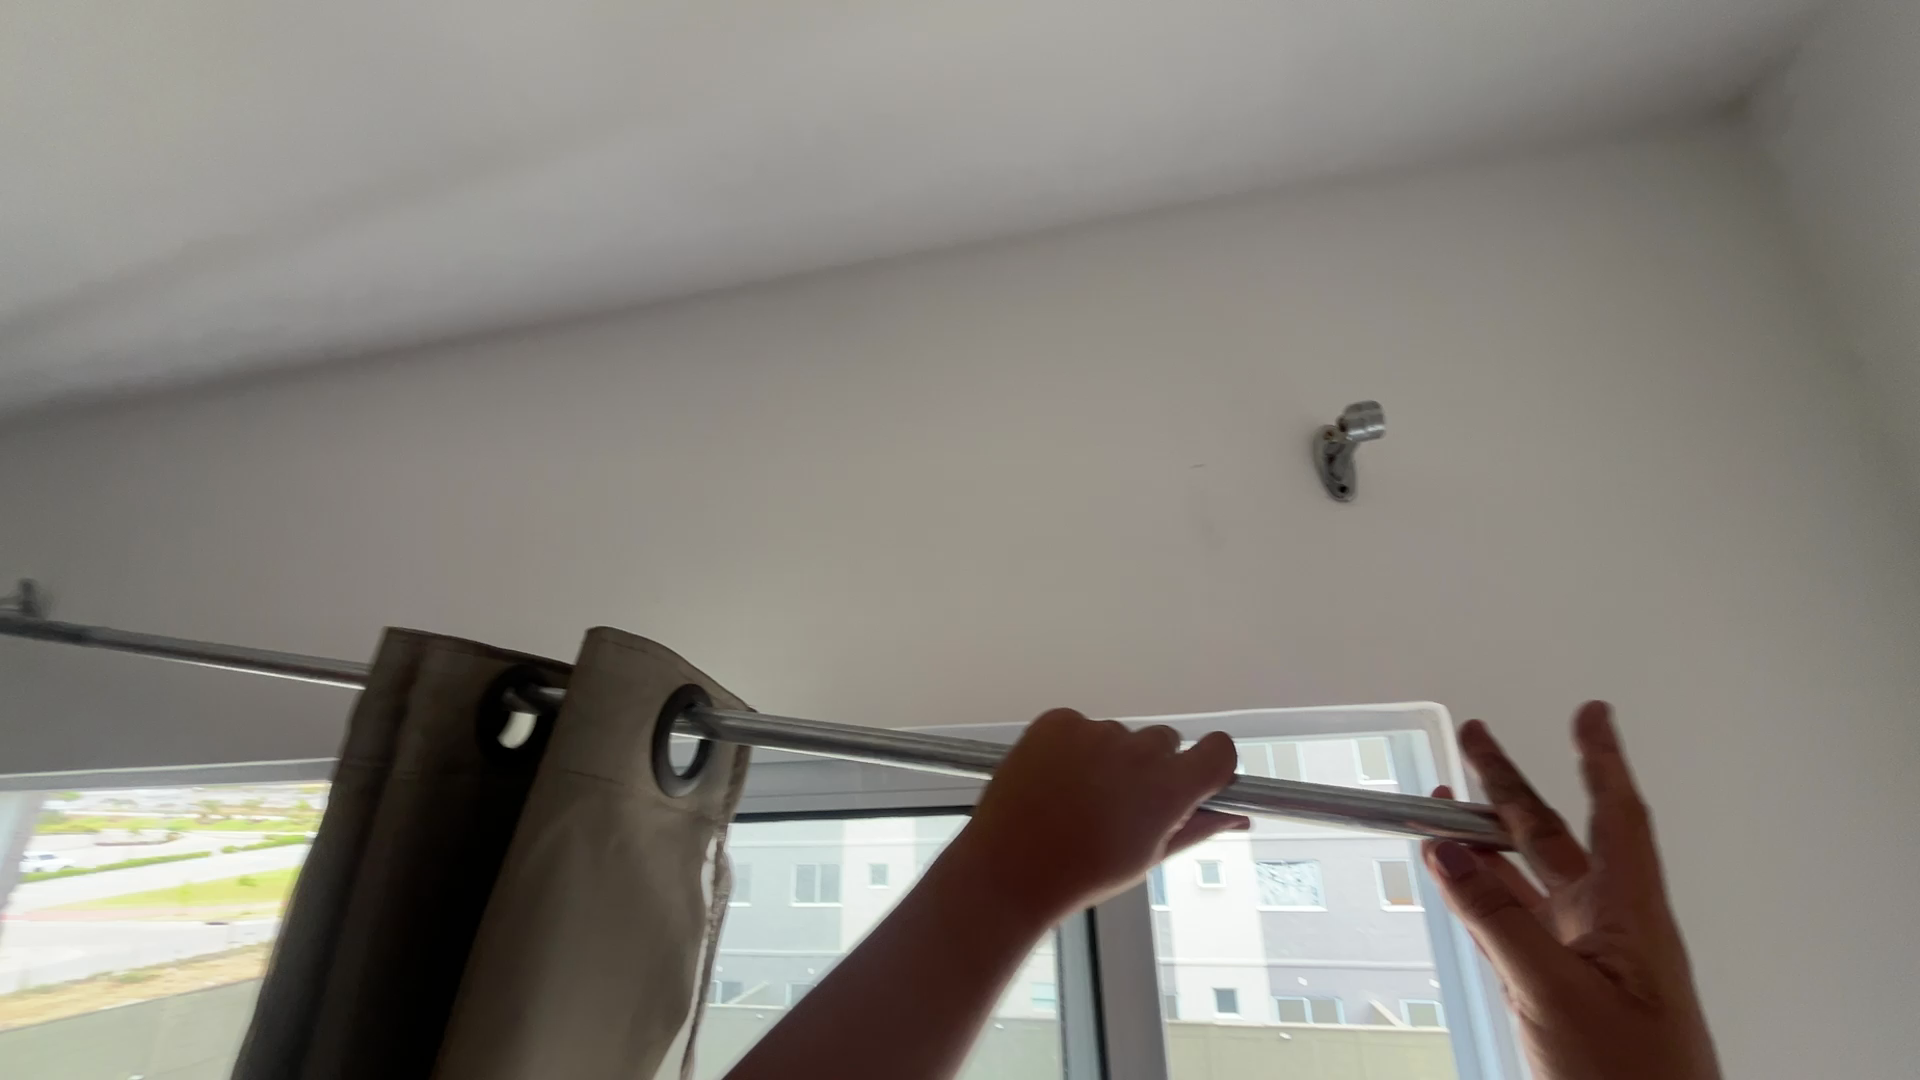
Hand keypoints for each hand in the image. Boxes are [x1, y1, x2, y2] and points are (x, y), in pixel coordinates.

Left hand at [953, 708, 1246, 922]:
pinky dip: (1071, 745)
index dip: (1211, 762)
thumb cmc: (1083, 870)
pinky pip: (1078, 726)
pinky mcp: (1058, 720)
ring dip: (1107, 756)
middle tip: (1121, 801)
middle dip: (1151, 765)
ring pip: (1116, 735)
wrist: (1012, 866)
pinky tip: (1055, 779)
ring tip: (1077, 797)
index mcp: (1168, 787)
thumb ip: (1198, 827)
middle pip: (1163, 741)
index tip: (1197, 775)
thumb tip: (1237, 814)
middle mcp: (1136, 751)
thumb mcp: (1149, 856)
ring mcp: (1094, 731)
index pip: (1219, 749)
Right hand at [1423, 702, 1720, 1079]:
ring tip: (1442, 795)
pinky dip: (1467, 882)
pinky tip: (1445, 863)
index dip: (1602, 761)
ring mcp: (1572, 949)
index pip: (1618, 818)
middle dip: (1511, 781)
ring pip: (1516, 870)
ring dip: (1477, 831)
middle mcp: (1601, 923)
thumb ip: (1495, 917)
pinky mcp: (1545, 974)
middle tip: (1475, 736)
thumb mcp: (1557, 993)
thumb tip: (1446, 850)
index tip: (1590, 714)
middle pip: (1549, 832)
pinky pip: (1498, 911)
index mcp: (1628, 918)